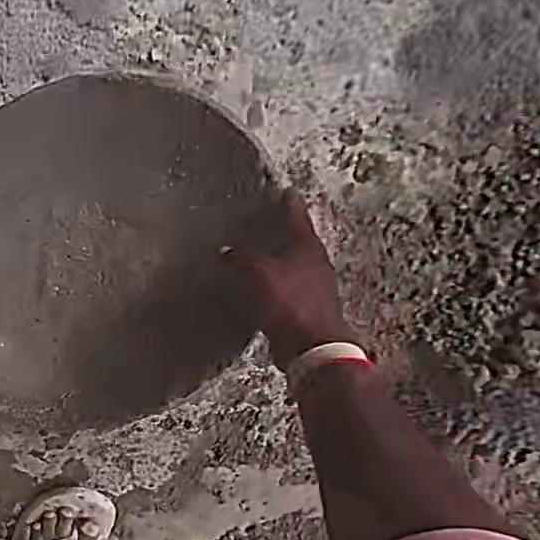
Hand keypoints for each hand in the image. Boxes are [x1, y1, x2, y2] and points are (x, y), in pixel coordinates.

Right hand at [224, 190, 356, 366]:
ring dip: (276, 259)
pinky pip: (283, 288)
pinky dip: (271, 283)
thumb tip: (225, 252)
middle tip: (267, 223)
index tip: (285, 192)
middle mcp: (314, 265)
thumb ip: (241, 258)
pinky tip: (257, 288)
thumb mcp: (259, 273)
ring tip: (257, 255)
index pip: (297, 218)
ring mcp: (311, 288)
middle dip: (283, 232)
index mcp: (308, 248)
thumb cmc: (290, 302)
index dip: (289, 204)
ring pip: (291, 265)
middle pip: (298, 241)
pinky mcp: (302, 309)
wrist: (310, 346)